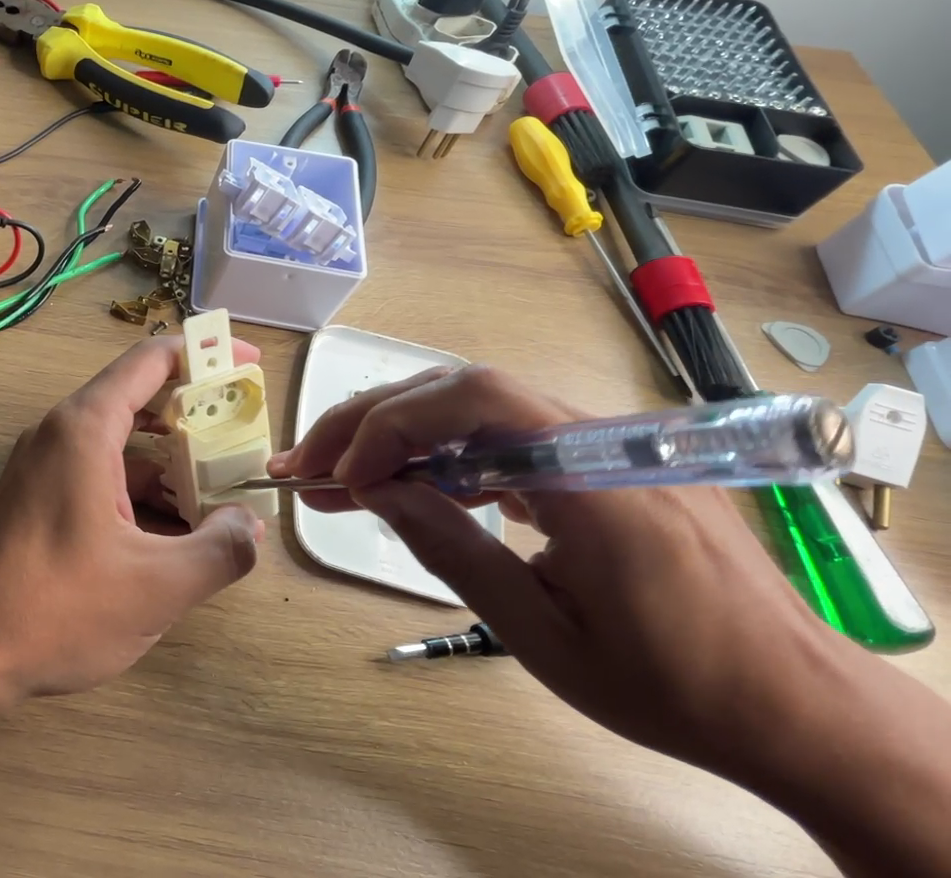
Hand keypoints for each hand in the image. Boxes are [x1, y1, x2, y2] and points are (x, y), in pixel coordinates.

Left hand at [0, 336, 266, 705]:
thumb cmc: (55, 609)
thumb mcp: (156, 586)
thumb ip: (220, 550)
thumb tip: (249, 525)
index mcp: (84, 429)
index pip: (151, 361)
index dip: (205, 353)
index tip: (251, 364)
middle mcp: (61, 435)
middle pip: (139, 401)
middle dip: (198, 419)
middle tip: (249, 444)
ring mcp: (46, 468)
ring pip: (123, 449)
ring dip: (173, 468)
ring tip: (227, 499)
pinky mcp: (39, 501)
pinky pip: (102, 479)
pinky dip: (142, 496)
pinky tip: (178, 537)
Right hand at [268, 365, 859, 777]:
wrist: (795, 709)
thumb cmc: (669, 684)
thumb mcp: (539, 630)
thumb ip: (451, 546)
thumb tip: (375, 488)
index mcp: (592, 476)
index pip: (471, 401)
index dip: (389, 423)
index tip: (339, 477)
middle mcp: (598, 439)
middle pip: (463, 391)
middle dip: (371, 422)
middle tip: (305, 466)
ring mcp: (603, 446)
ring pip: (478, 409)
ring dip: (400, 436)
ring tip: (337, 477)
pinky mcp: (602, 464)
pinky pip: (507, 437)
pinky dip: (444, 455)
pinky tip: (410, 487)